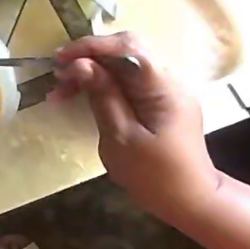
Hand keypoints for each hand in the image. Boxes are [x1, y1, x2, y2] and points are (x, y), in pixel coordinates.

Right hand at [54, 34, 219, 219]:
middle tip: (58, 76)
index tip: (61, 60)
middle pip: (126, 50)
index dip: (92, 46)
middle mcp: (169, 80)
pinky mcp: (159, 100)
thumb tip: (80, 64)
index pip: (128, 47)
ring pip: (124, 65)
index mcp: (163, 87)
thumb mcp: (121, 138)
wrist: (191, 201)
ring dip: (92, 71)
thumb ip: (102, 97)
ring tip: (62, 91)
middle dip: (89, 57)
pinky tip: (81, 96)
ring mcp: (166, 89)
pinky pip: (129, 81)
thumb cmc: (155, 177)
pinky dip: (104, 84)